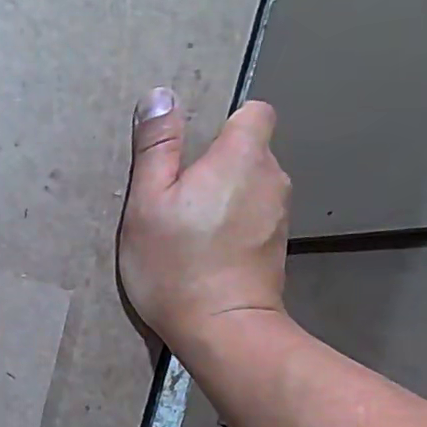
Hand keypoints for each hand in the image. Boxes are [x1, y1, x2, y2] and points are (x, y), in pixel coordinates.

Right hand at [116, 88, 292, 349]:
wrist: (221, 330)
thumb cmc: (176, 265)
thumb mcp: (147, 204)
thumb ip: (157, 148)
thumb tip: (160, 95)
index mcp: (243, 156)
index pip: (254, 112)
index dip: (224, 125)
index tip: (192, 156)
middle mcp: (273, 178)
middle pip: (250, 152)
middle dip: (218, 166)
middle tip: (178, 202)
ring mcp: (280, 216)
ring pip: (252, 188)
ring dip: (227, 199)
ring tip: (192, 233)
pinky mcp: (277, 249)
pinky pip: (254, 220)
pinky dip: (235, 228)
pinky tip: (210, 256)